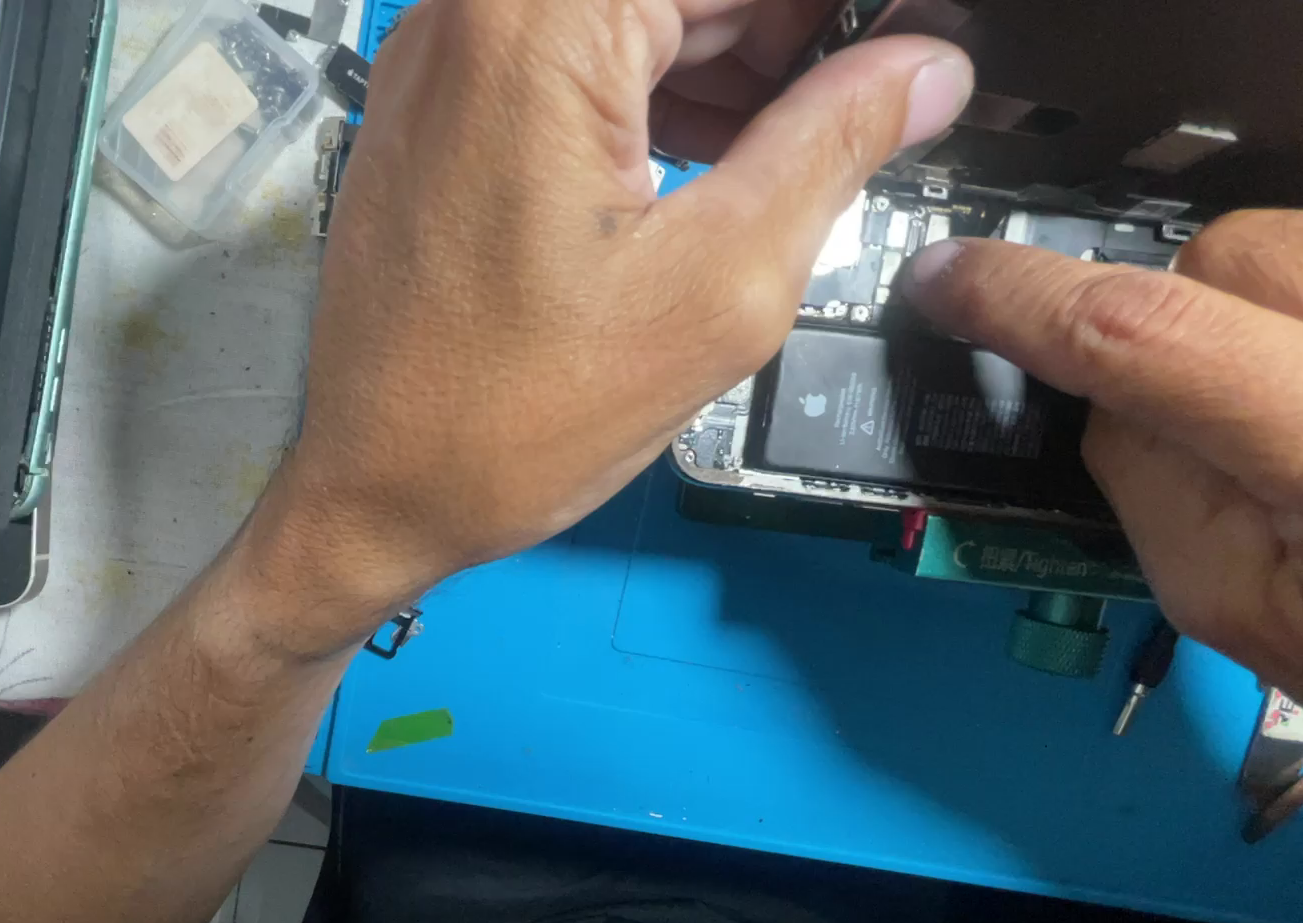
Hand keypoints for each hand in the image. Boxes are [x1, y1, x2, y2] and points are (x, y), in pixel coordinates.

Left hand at [247, 0, 973, 648]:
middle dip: (782, 30)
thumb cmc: (522, 421)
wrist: (377, 493)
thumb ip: (830, 150)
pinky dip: (644, 92)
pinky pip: (562, 63)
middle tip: (861, 105)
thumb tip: (924, 68)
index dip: (839, 13)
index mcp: (544, 23)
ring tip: (792, 141)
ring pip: (622, 15)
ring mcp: (437, 61)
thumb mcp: (713, 293)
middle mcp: (474, 9)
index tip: (899, 62)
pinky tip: (700, 154)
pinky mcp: (428, 119)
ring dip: (720, 56)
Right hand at [903, 204, 1302, 771]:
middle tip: (1231, 418)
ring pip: (1297, 238)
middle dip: (1176, 325)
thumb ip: (1153, 499)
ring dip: (1263, 312)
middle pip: (1223, 264)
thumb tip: (1102, 399)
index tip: (942, 279)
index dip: (1021, 300)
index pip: (1144, 339)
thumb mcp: (1252, 613)